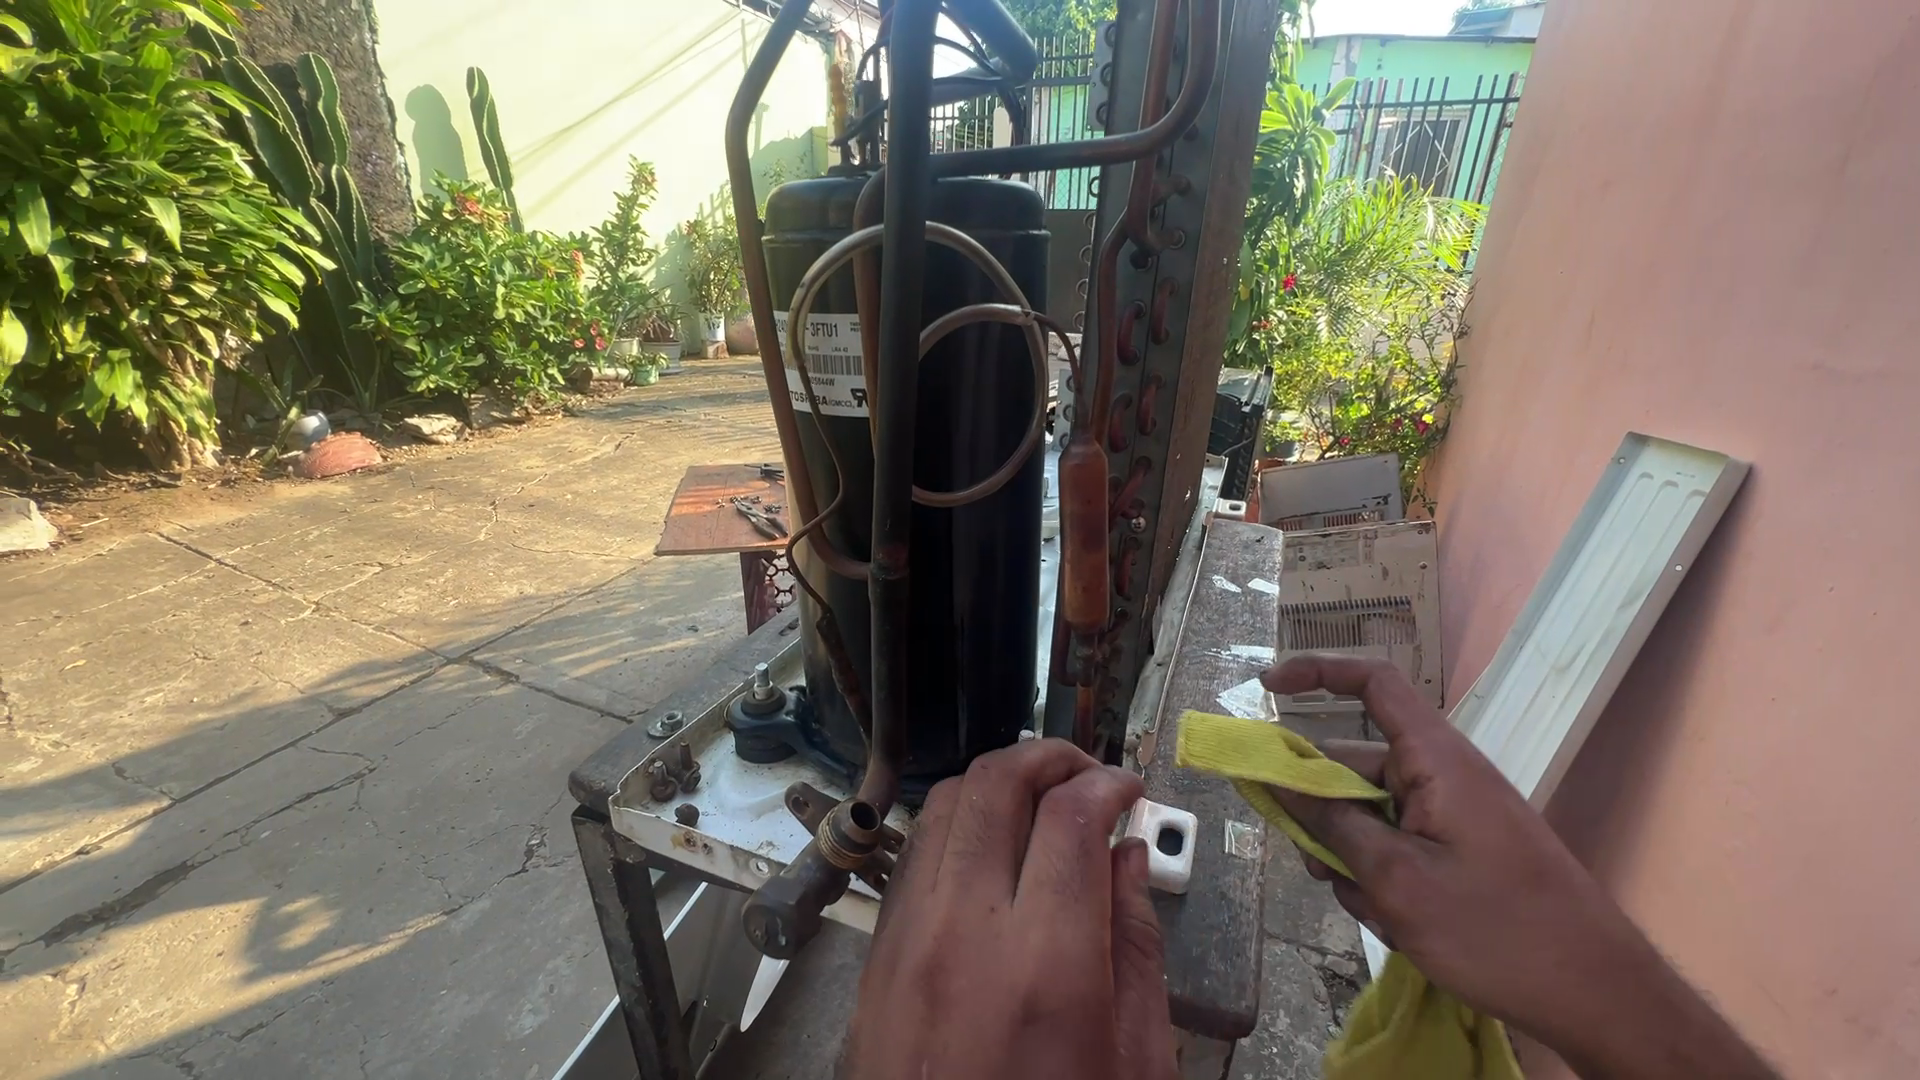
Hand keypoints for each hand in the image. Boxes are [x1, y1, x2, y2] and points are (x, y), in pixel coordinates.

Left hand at [841, 738, 1175, 1079]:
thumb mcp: (1134, 1062)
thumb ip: (1135, 942)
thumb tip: (1126, 851)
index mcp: (1044, 963)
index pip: (1071, 817)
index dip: (1108, 784)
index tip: (1130, 789)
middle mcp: (964, 928)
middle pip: (997, 784)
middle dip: (1048, 756)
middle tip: (1085, 771)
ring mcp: (908, 933)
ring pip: (948, 802)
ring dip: (1000, 779)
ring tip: (1042, 796)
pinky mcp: (880, 947)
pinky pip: (918, 849)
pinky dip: (960, 820)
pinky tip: (992, 842)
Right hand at [1262, 655, 1777, 1079]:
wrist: (1605, 1004)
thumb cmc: (1500, 931)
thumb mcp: (1396, 879)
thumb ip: (1329, 823)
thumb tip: (1275, 780)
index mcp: (1434, 760)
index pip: (1373, 683)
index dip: (1317, 672)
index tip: (1267, 686)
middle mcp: (1439, 776)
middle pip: (1353, 766)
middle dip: (1321, 813)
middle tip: (1313, 863)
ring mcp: (1449, 816)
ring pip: (1367, 815)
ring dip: (1351, 858)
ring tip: (1374, 909)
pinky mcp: (1456, 851)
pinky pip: (1394, 845)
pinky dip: (1379, 878)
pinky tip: (1396, 923)